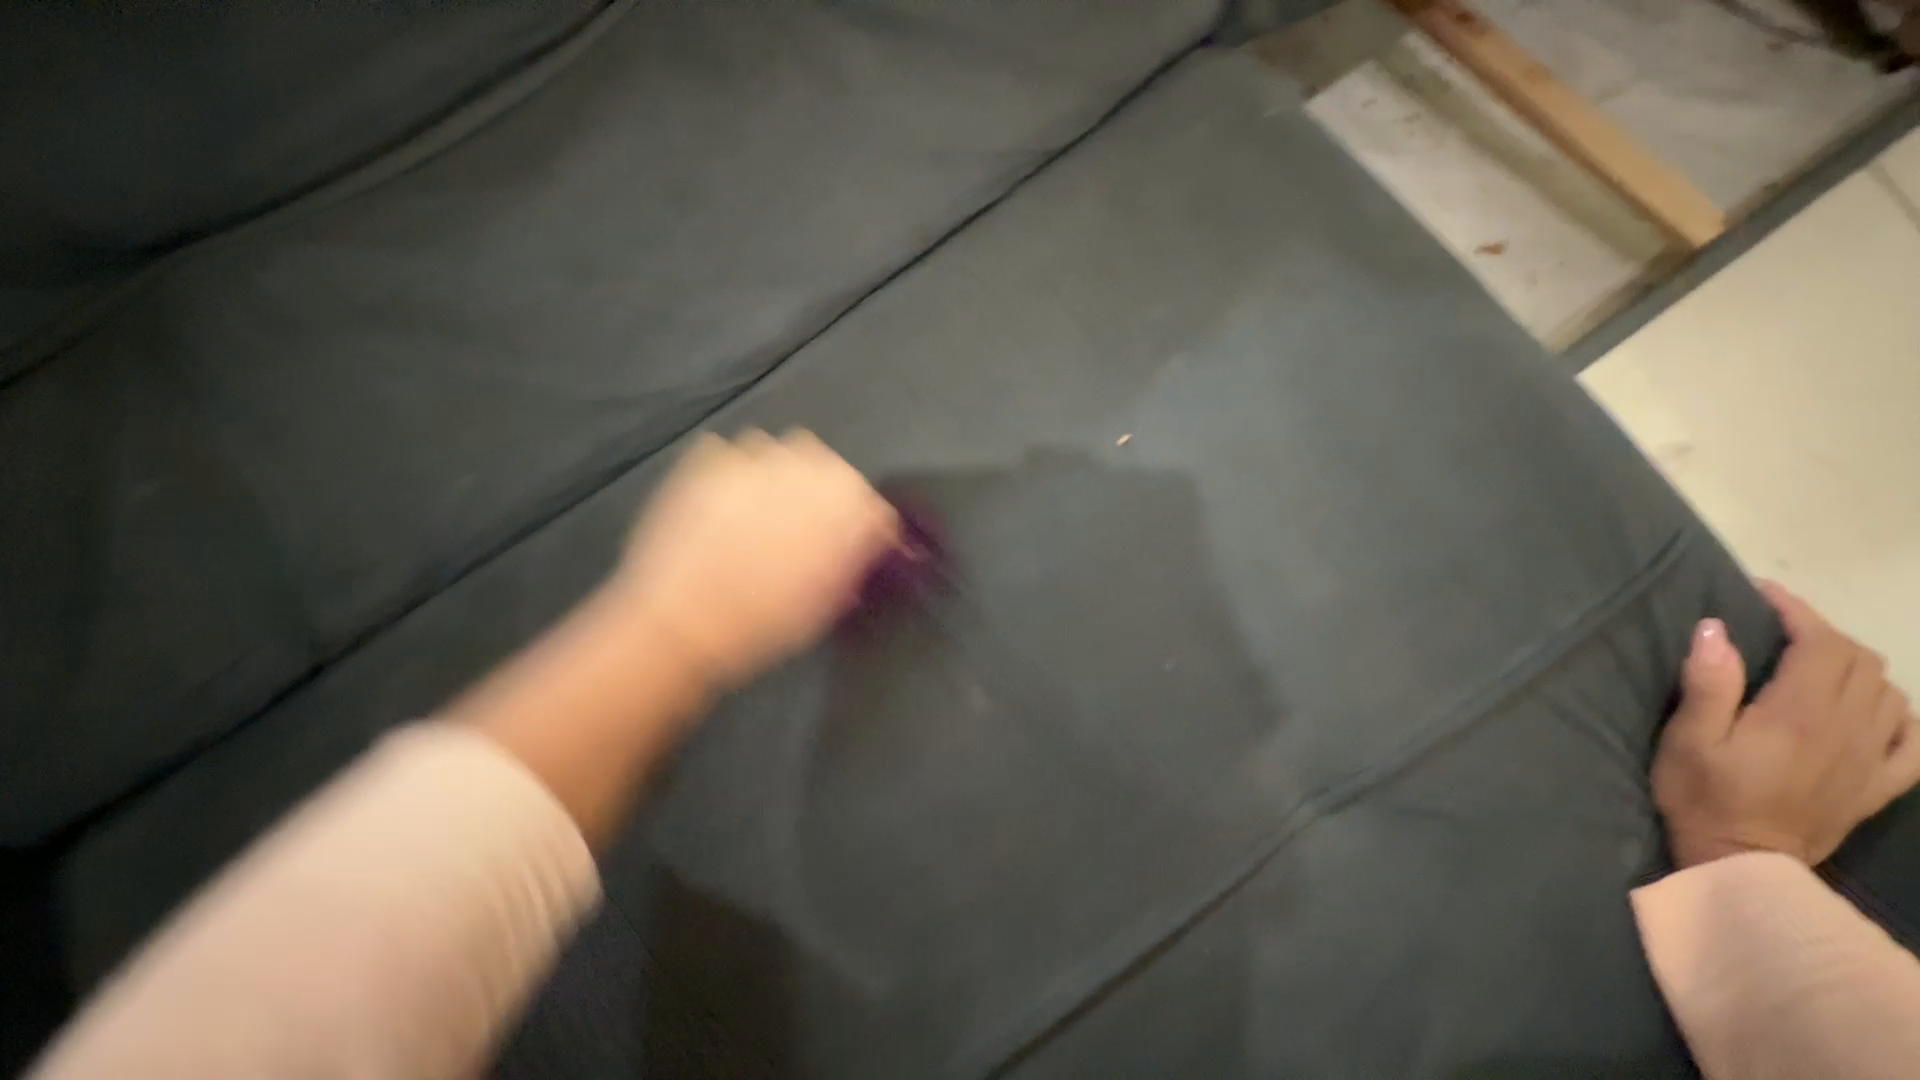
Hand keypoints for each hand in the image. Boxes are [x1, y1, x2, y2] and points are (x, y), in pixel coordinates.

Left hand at [610, 429, 897, 687]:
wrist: (682, 622)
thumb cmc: (762, 622)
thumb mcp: (828, 600)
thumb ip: (856, 556)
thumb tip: (871, 538)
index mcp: (843, 502)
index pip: (869, 500)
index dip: (862, 523)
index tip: (852, 542)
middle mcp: (804, 467)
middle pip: (830, 467)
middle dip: (822, 493)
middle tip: (804, 529)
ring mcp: (752, 457)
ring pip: (781, 454)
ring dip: (779, 478)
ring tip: (762, 516)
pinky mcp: (708, 459)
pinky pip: (733, 457)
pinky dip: (735, 477)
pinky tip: (728, 511)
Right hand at [1652, 582, 1919, 868]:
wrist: (1740, 861)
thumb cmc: (1702, 794)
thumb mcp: (1687, 737)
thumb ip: (1709, 683)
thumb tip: (1716, 628)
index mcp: (1800, 714)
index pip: (1821, 645)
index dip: (1798, 611)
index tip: (1763, 594)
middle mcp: (1848, 729)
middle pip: (1861, 662)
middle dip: (1823, 633)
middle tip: (1779, 627)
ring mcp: (1871, 758)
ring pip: (1889, 691)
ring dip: (1857, 667)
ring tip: (1815, 663)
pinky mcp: (1878, 784)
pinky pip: (1914, 739)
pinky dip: (1899, 714)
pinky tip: (1873, 710)